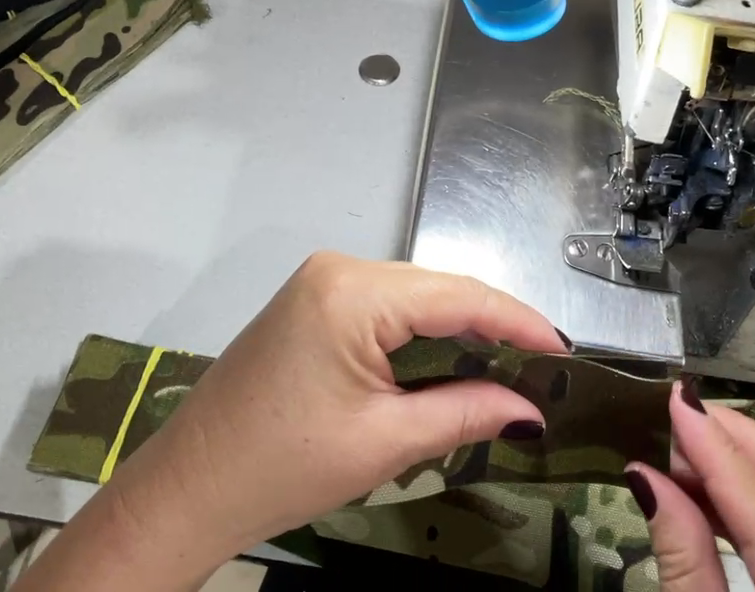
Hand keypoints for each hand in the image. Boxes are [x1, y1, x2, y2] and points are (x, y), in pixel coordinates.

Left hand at [18, 252, 566, 590]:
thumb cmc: (284, 466)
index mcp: (353, 292)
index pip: (456, 295)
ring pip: (415, 294)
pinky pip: (387, 304)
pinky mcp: (314, 300)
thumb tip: (530, 411)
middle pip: (437, 288)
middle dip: (491, 323)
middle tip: (543, 363)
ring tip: (510, 362)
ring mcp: (322, 280)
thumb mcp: (385, 442)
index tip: (563, 349)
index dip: (516, 320)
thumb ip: (465, 413)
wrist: (191, 486)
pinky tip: (454, 354)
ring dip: (460, 325)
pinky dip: (424, 329)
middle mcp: (339, 268)